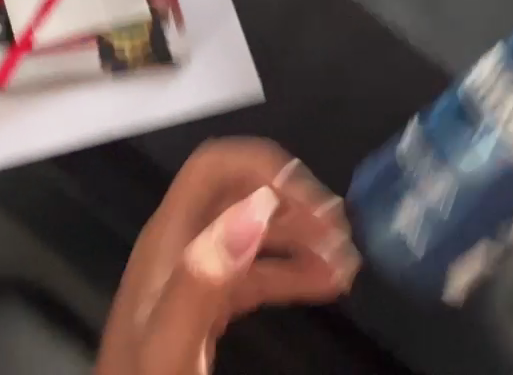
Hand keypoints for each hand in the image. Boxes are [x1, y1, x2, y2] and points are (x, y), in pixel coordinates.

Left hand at [96, 139, 358, 374]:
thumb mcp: (172, 345)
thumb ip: (203, 279)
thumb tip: (255, 208)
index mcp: (169, 237)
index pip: (214, 168)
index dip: (262, 168)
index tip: (310, 199)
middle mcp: (182, 244)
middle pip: (240, 193)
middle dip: (292, 200)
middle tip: (338, 229)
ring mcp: (196, 274)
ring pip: (255, 231)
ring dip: (300, 235)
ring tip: (344, 258)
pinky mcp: (210, 306)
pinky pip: (257, 272)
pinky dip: (293, 271)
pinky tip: (325, 283)